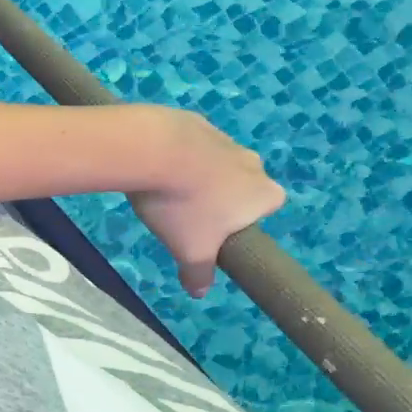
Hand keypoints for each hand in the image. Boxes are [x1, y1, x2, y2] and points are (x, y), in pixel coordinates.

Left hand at [128, 110, 286, 297]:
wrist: (149, 149)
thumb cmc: (180, 205)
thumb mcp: (189, 249)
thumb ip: (199, 272)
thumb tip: (198, 292)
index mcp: (264, 194)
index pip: (260, 209)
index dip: (233, 218)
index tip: (205, 222)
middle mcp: (252, 162)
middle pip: (235, 182)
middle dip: (211, 193)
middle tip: (178, 204)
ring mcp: (223, 136)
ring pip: (208, 158)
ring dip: (188, 169)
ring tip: (157, 181)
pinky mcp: (191, 119)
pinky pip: (183, 139)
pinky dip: (169, 148)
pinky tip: (147, 157)